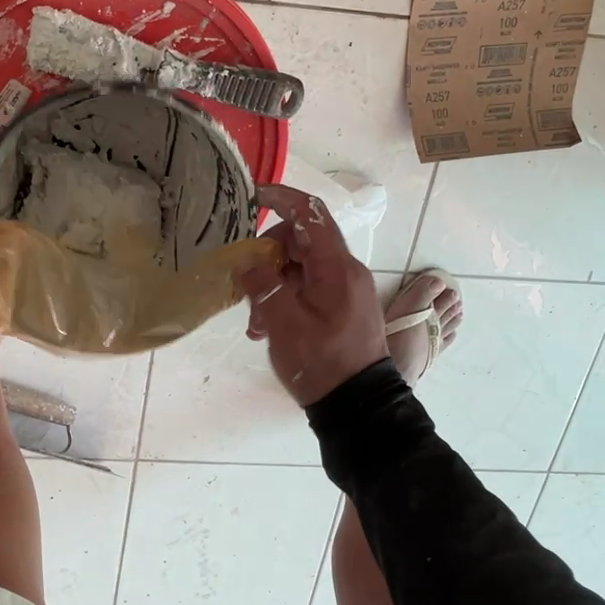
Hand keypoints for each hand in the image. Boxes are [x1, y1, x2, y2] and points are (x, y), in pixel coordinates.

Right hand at [237, 184, 387, 404]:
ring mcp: (344, 290)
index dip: (282, 198)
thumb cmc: (322, 364)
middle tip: (245, 287)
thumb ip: (263, 285)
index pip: (311, 215)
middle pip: (300, 242)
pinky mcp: (340, 308)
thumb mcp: (284, 324)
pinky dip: (284, 300)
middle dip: (266, 257)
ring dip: (271, 285)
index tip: (253, 195)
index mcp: (337, 268)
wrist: (359, 409)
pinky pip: (307, 289)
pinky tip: (266, 328)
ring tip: (255, 322)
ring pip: (299, 268)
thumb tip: (247, 260)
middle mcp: (345, 271)